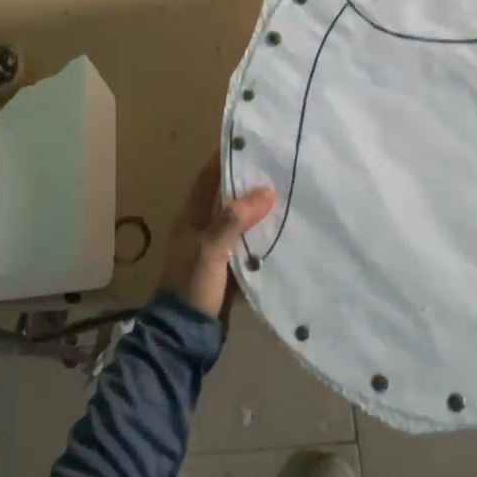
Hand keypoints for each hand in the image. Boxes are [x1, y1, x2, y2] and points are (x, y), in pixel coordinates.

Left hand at [159, 153, 275, 320]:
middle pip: (227, 198)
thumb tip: (267, 190)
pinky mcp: (230, 269)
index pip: (208, 179)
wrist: (186, 336)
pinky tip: (287, 230)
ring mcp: (217, 249)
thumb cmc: (192, 286)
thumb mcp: (211, 250)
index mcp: (191, 218)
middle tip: (280, 165)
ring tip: (291, 192)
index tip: (249, 141)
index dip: (224, 159)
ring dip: (260, 209)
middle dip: (250, 182)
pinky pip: (249, 245)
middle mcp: (202, 228)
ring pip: (241, 221)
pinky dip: (264, 236)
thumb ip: (234, 220)